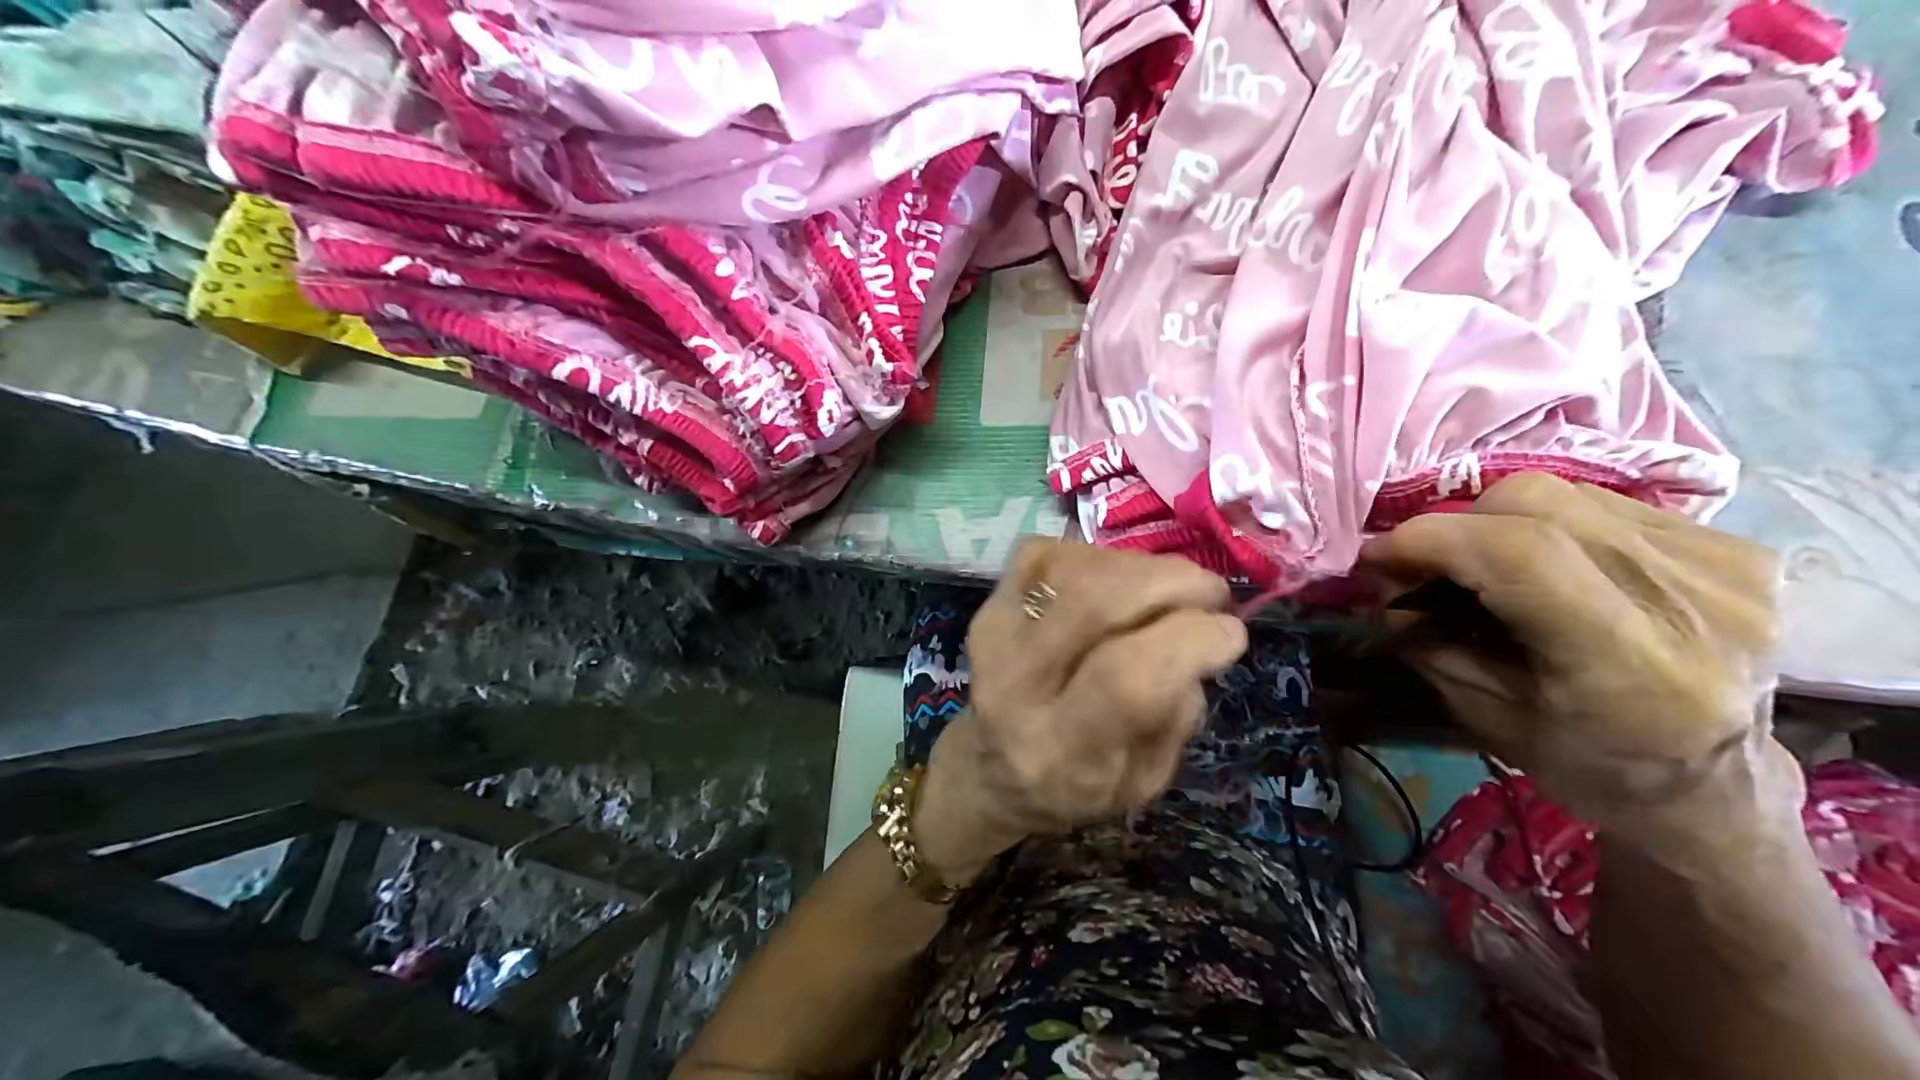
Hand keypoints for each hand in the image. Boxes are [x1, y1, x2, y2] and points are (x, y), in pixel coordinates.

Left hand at [912, 539, 1247, 886]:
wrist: (992, 768)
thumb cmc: (1077, 784)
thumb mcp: (1141, 783)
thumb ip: (1174, 720)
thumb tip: (1200, 641)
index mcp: (1060, 750)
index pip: (1124, 678)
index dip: (1191, 640)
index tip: (1232, 631)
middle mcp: (1016, 685)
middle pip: (1093, 603)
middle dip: (1173, 583)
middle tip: (1211, 594)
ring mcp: (993, 633)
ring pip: (1072, 568)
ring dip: (1141, 566)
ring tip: (1170, 588)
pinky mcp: (988, 603)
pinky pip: (1046, 553)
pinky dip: (1098, 555)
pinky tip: (1120, 579)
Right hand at [1360, 472, 1798, 844]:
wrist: (1711, 784)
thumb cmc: (1585, 763)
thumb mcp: (1481, 714)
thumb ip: (1426, 638)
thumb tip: (1382, 576)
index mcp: (1630, 665)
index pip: (1520, 554)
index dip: (1430, 539)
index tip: (1376, 556)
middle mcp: (1691, 602)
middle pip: (1535, 503)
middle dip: (1453, 526)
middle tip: (1425, 565)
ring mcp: (1724, 566)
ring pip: (1562, 492)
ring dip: (1495, 521)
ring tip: (1483, 566)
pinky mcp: (1735, 546)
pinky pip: (1600, 503)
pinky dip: (1545, 523)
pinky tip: (1545, 565)